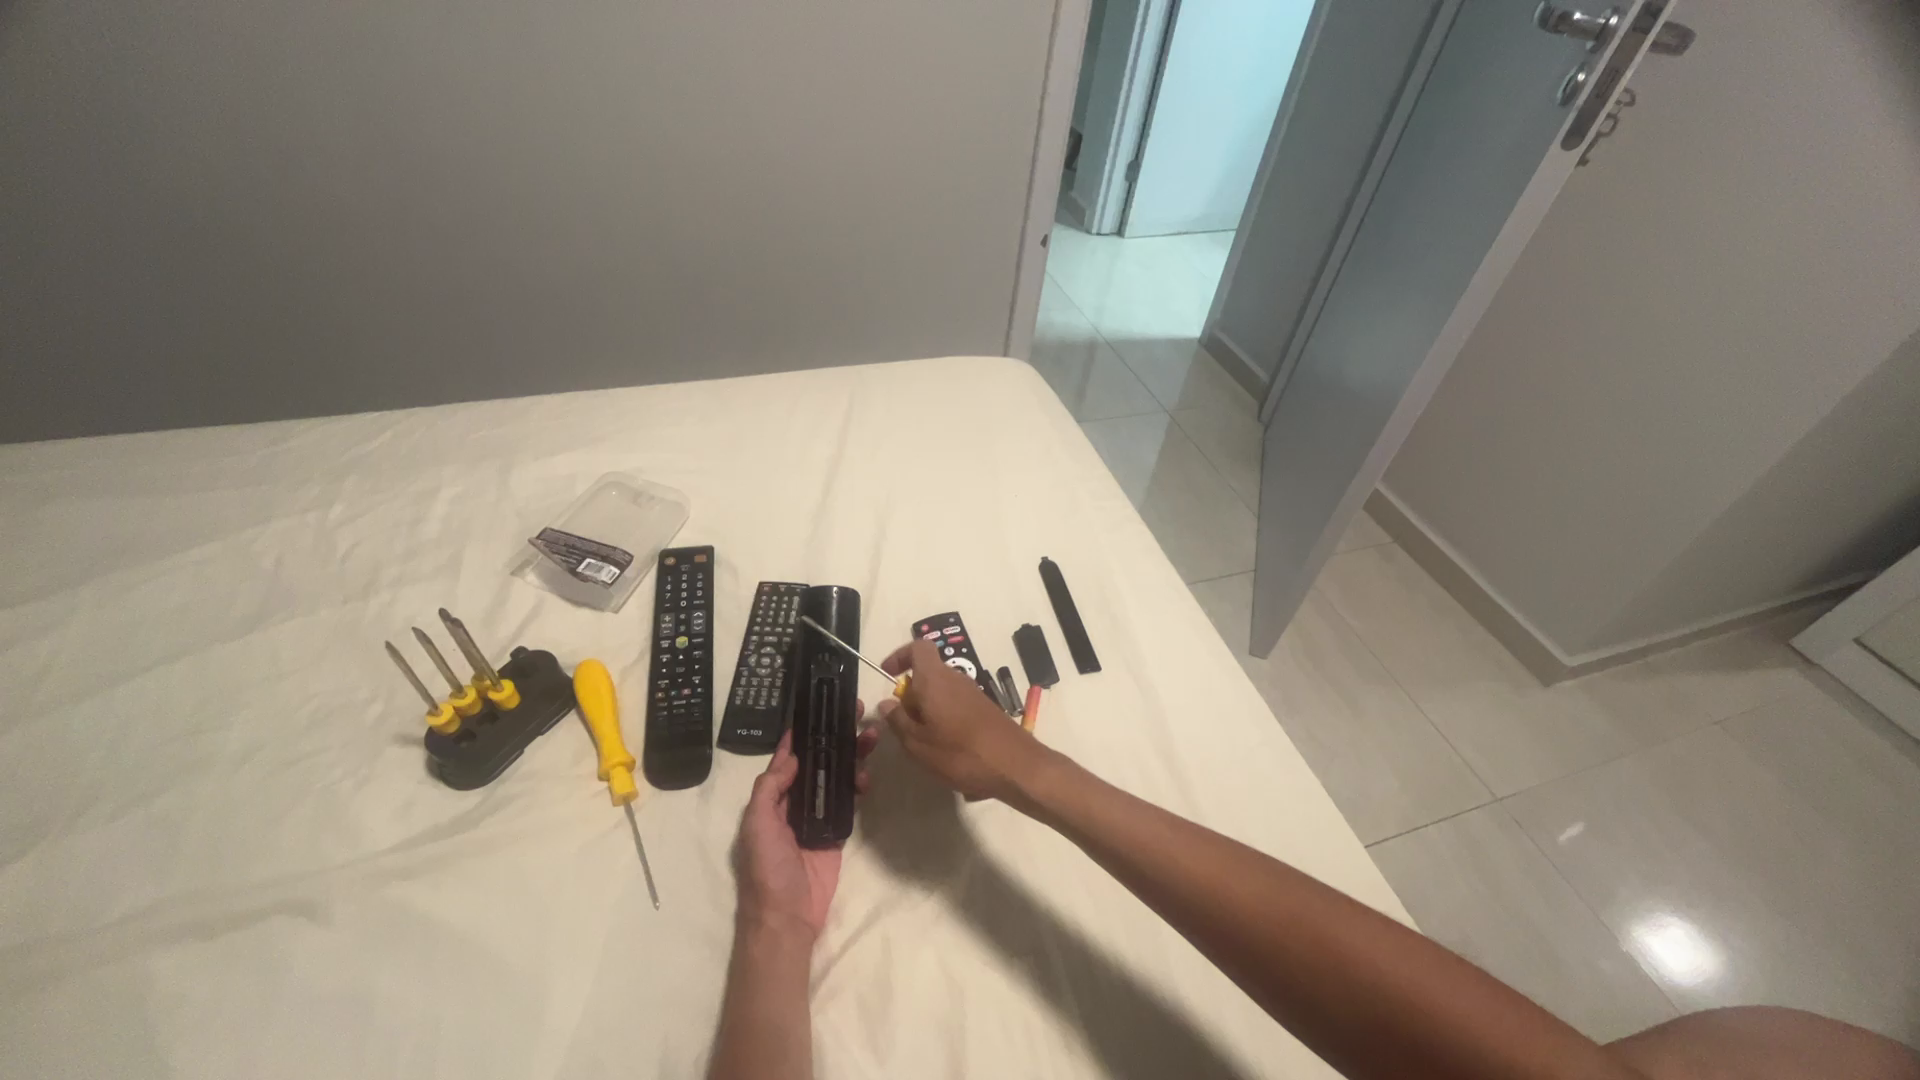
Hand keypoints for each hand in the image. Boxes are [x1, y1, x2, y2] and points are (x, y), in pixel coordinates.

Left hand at [734, 719, 879, 938]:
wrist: (788, 919)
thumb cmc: (767, 870)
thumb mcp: (757, 825)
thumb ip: (769, 789)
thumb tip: (791, 756)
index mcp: (772, 799)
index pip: (787, 759)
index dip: (801, 734)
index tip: (818, 708)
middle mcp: (794, 801)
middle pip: (818, 761)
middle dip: (835, 737)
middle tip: (856, 713)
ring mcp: (817, 815)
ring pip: (836, 775)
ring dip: (851, 755)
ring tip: (870, 737)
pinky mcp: (837, 830)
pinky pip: (849, 800)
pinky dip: (858, 784)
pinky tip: (866, 776)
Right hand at [876, 640, 1045, 801]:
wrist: (1016, 766)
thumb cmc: (960, 754)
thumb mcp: (918, 744)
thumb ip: (898, 721)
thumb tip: (886, 704)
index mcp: (935, 680)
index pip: (918, 647)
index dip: (900, 656)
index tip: (887, 676)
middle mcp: (955, 679)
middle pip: (928, 672)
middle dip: (911, 693)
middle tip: (904, 723)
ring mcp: (973, 693)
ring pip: (942, 690)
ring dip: (927, 708)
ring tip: (923, 740)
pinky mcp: (985, 708)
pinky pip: (956, 703)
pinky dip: (944, 717)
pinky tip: (946, 747)